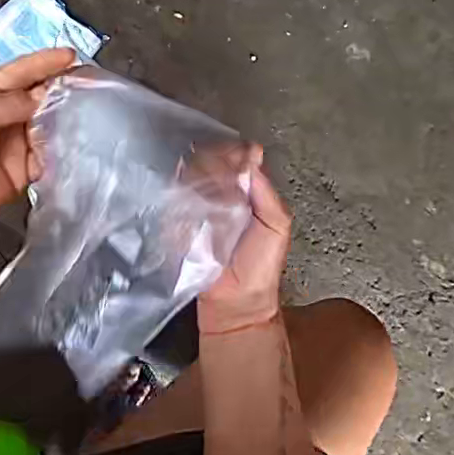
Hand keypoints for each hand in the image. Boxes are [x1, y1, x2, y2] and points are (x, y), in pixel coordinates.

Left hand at [0, 48, 78, 235]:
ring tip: (92, 110)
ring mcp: (17, 142)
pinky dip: (66, 149)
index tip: (69, 56)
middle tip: (90, 81)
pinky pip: (52, 155)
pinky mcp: (26, 168)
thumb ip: (3, 107)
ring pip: (51, 123)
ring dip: (69, 117)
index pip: (19, 74)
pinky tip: (78, 144)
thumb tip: (42, 96)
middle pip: (41, 96)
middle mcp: (5, 117)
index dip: (44, 63)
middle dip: (64, 87)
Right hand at [198, 148, 290, 334]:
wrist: (238, 302)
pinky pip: (176, 201)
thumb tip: (254, 156)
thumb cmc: (261, 266)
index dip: (236, 153)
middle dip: (215, 161)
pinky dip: (182, 195)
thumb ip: (266, 191)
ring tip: (210, 190)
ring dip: (199, 176)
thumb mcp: (277, 224)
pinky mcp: (180, 225)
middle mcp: (222, 196)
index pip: (237, 159)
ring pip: (192, 177)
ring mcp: (199, 208)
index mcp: (247, 192)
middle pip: (211, 162)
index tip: (239, 155)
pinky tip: (192, 201)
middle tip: (223, 173)